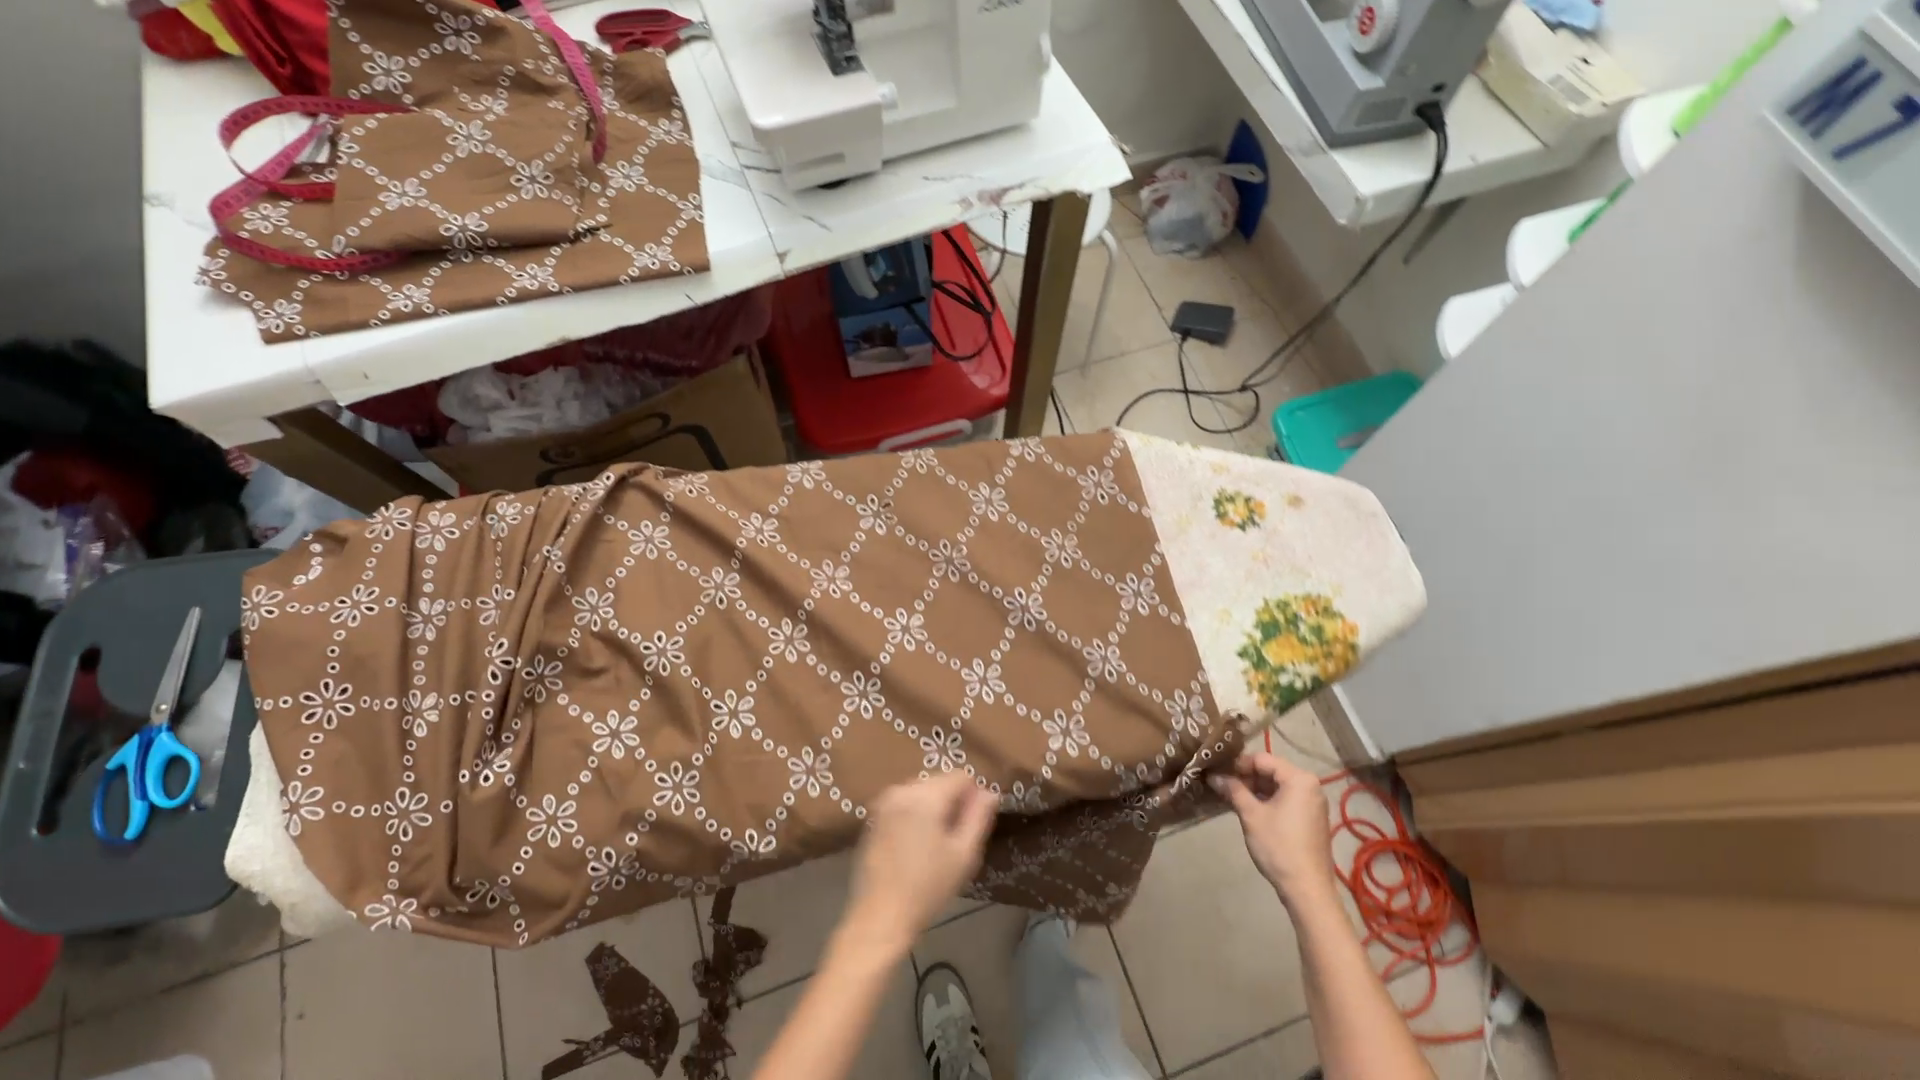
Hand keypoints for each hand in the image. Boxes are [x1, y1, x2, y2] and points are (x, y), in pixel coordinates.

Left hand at [845, 773, 998, 953]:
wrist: (881, 915)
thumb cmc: (928, 887)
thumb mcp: (964, 854)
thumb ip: (979, 817)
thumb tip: (989, 792)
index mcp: (925, 796)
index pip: (960, 776)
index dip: (975, 795)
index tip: (976, 822)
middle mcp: (901, 790)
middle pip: (939, 781)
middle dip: (953, 800)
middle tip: (958, 836)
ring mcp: (884, 803)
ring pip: (921, 791)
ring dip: (934, 807)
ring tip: (939, 841)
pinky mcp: (873, 817)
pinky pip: (904, 803)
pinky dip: (916, 814)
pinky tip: (918, 844)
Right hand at [1209, 752, 1336, 908]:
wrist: (1306, 887)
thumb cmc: (1278, 846)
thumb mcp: (1251, 815)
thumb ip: (1233, 790)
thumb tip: (1214, 776)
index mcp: (1299, 779)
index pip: (1262, 759)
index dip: (1238, 764)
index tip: (1218, 772)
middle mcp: (1310, 785)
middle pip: (1271, 771)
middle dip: (1246, 777)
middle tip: (1222, 786)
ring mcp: (1313, 802)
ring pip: (1278, 786)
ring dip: (1254, 789)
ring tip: (1230, 797)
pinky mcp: (1311, 818)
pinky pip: (1286, 799)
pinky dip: (1267, 801)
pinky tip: (1248, 809)